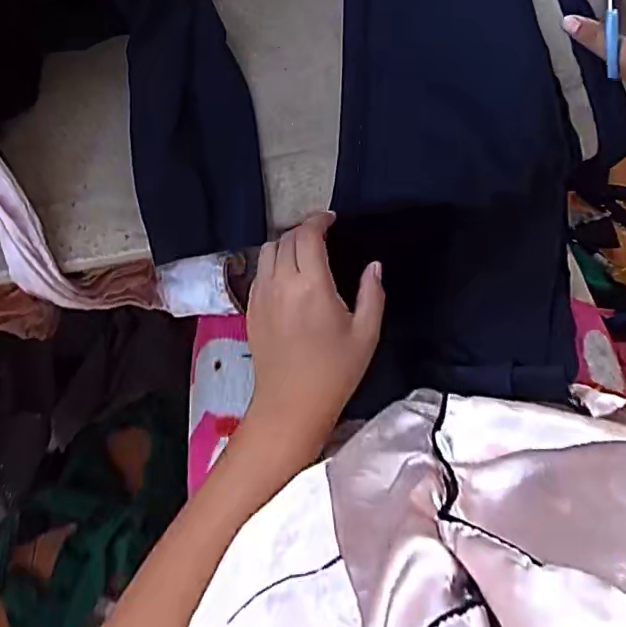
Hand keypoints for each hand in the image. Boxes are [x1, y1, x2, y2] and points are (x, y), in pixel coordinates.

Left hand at [241, 212, 383, 453]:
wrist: (290, 407)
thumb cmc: (334, 372)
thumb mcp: (366, 333)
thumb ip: (372, 294)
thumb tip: (374, 266)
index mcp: (311, 286)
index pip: (307, 235)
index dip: (319, 220)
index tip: (331, 219)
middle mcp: (281, 285)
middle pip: (285, 238)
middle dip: (304, 229)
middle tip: (322, 234)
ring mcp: (262, 297)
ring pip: (267, 251)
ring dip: (286, 242)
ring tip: (304, 250)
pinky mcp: (251, 310)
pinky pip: (259, 272)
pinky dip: (273, 262)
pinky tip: (288, 275)